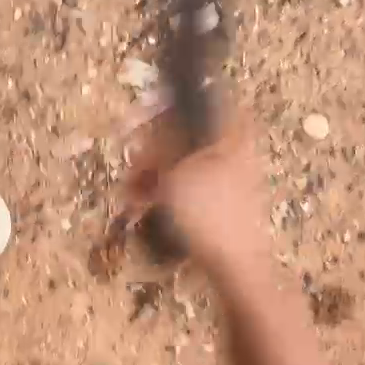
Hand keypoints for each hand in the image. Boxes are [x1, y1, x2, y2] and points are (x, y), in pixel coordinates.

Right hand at [127, 117, 272, 282]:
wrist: (232, 263)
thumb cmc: (207, 213)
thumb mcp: (176, 170)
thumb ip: (164, 139)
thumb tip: (155, 111)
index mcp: (229, 134)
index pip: (202, 101)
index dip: (170, 105)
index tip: (143, 116)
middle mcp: (230, 149)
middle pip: (182, 134)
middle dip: (151, 149)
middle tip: (135, 167)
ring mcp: (223, 175)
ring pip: (177, 161)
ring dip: (149, 173)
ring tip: (131, 194)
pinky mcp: (214, 199)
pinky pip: (181, 184)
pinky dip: (160, 190)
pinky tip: (141, 205)